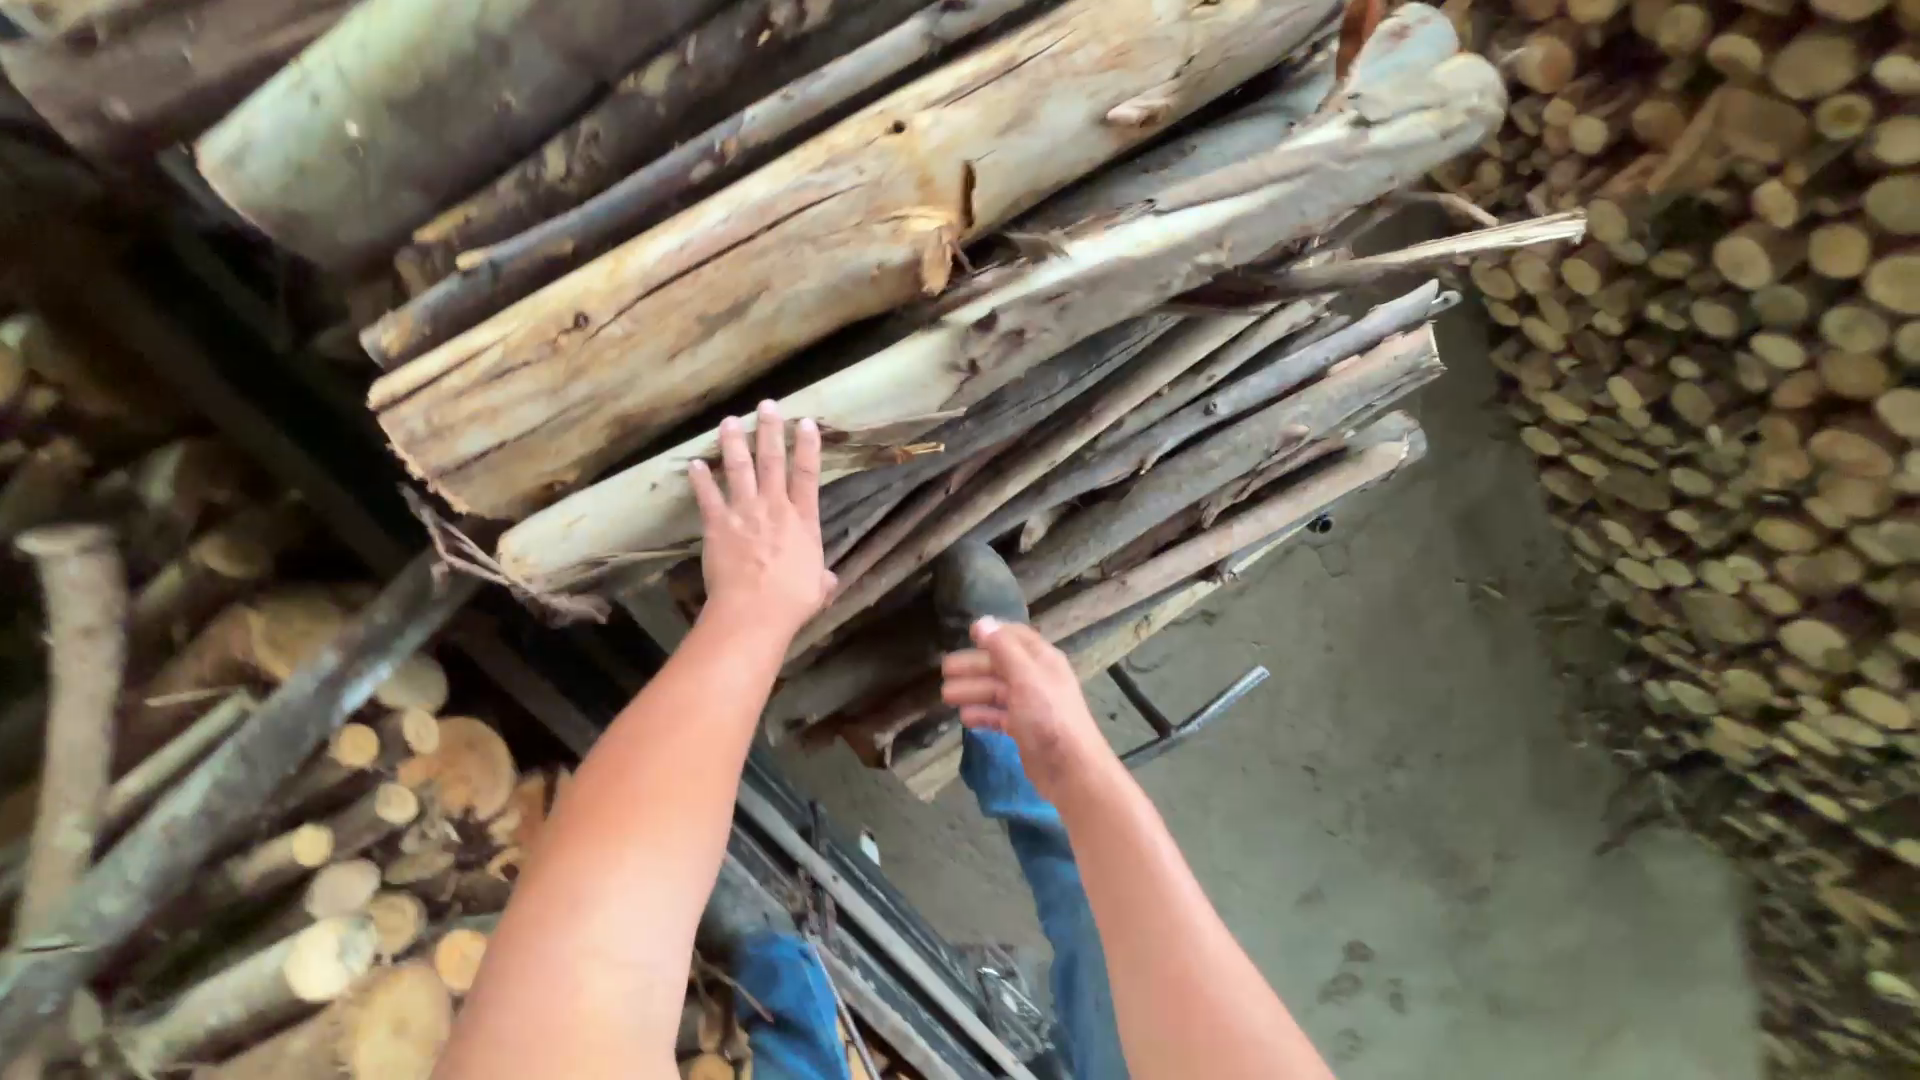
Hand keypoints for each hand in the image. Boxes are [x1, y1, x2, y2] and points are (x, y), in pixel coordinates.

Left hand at [688, 401, 835, 638]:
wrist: (755, 611)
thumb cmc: (792, 601)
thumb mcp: (818, 588)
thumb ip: (822, 577)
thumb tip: (829, 579)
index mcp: (803, 521)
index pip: (808, 475)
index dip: (808, 447)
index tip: (806, 423)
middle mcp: (774, 508)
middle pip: (772, 461)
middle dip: (770, 430)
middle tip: (767, 405)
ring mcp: (744, 513)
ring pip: (739, 468)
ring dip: (734, 442)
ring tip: (730, 420)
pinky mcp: (718, 525)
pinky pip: (707, 496)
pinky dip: (700, 479)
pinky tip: (694, 463)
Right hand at [940, 617, 1115, 798]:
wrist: (1069, 768)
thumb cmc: (1048, 716)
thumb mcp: (1025, 676)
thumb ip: (1003, 649)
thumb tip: (982, 623)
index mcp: (1042, 660)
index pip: (1016, 637)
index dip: (993, 634)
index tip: (968, 633)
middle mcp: (1036, 678)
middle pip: (1000, 665)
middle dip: (973, 666)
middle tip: (945, 670)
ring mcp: (1030, 705)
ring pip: (996, 691)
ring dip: (972, 690)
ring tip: (946, 695)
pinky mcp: (1024, 729)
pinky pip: (998, 715)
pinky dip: (982, 714)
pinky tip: (965, 718)